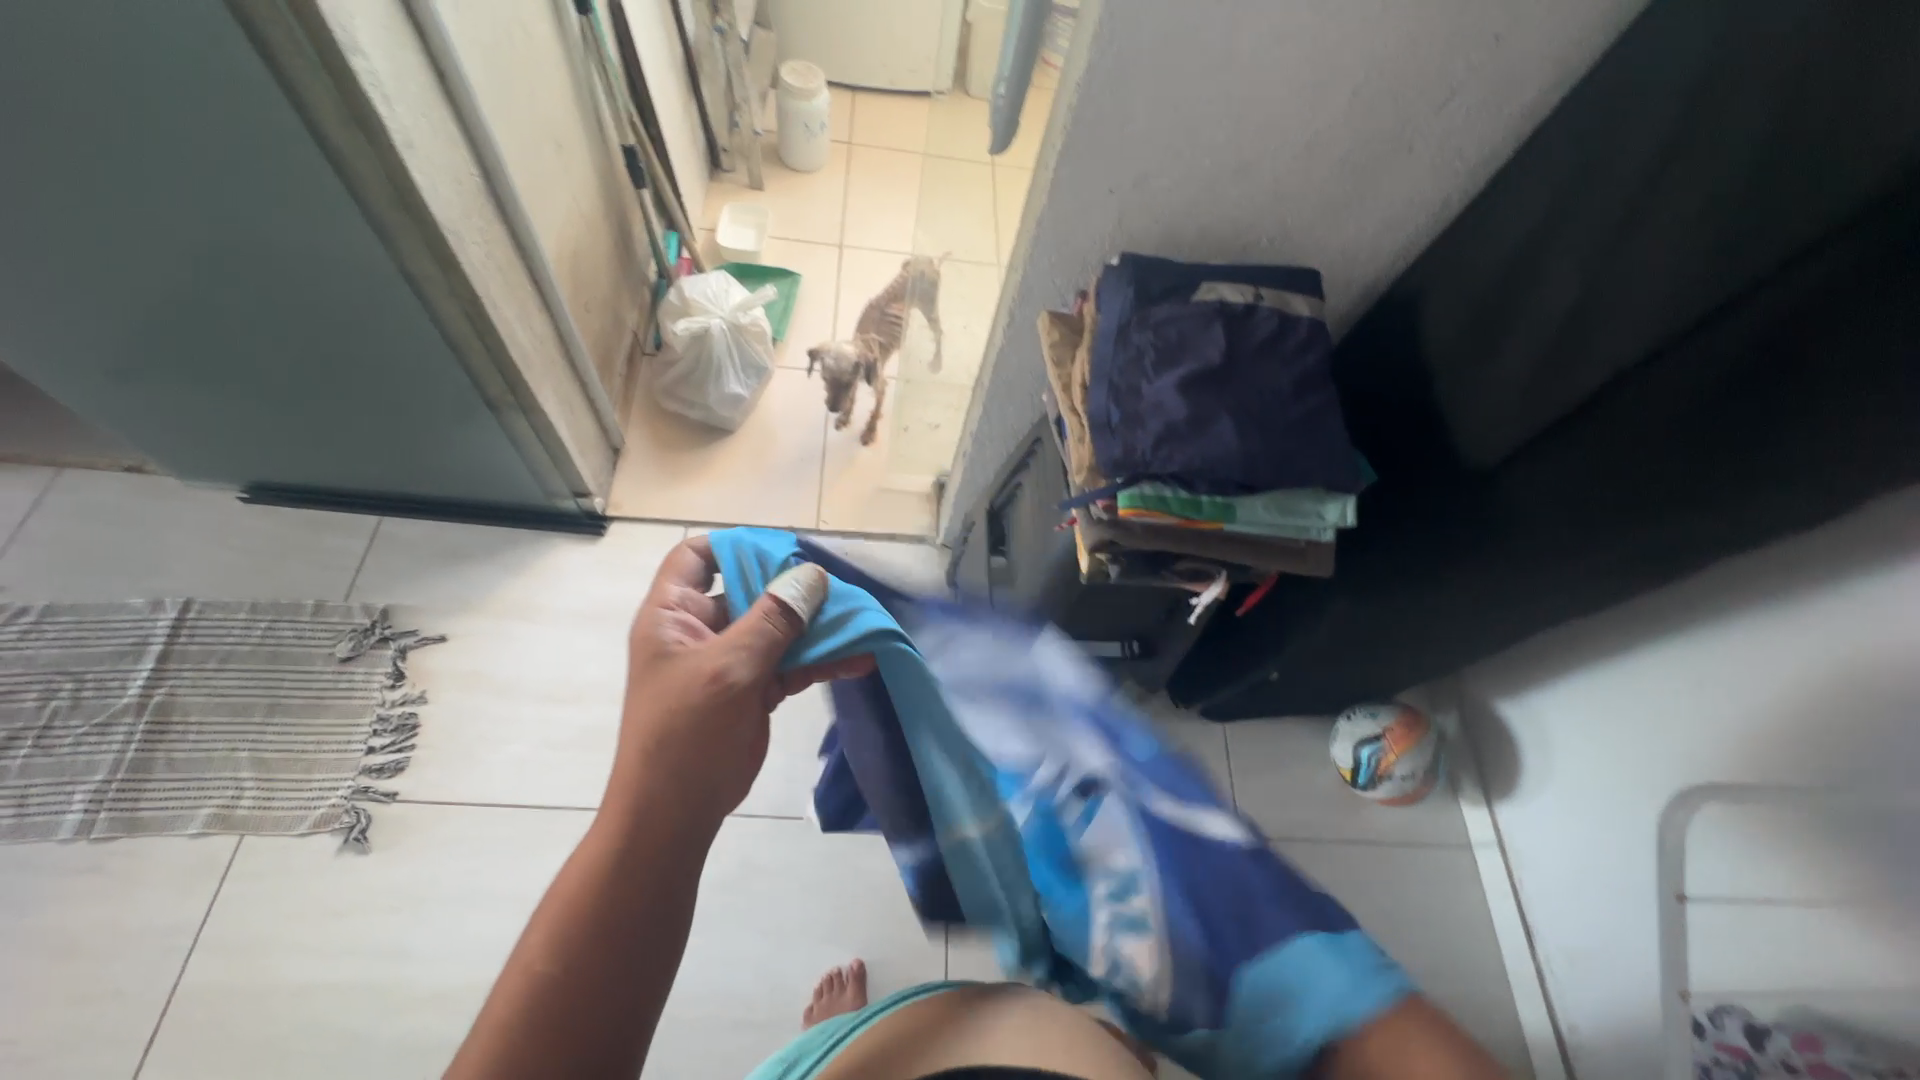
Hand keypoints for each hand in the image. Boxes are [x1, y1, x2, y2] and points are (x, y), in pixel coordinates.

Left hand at [607, 535, 872, 828]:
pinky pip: (791, 664)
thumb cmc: (685, 732)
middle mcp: (700, 631)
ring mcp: (730, 662)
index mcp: (673, 615)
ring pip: (777, 628)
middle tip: (838, 583)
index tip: (784, 548)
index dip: (735, 545)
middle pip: (749, 590)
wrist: (675, 812)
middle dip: (793, 586)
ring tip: (860, 618)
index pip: (697, 557)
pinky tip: (859, 658)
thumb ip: (773, 620)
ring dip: (816, 625)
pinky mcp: (754, 690)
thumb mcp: (730, 669)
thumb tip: (811, 575)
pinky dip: (822, 660)